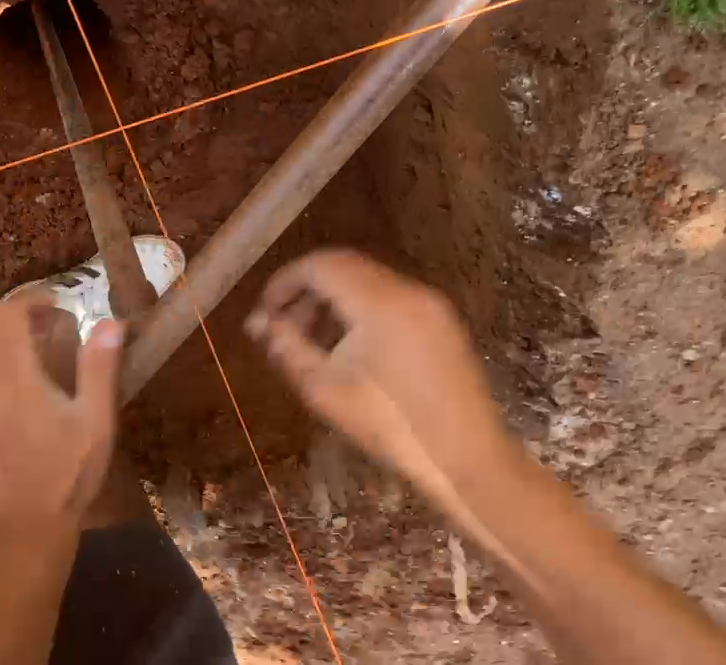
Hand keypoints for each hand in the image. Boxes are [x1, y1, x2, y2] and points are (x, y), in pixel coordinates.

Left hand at [0, 290, 123, 526]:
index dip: (30, 300)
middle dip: (12, 313)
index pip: (9, 315)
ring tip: (21, 341)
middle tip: (43, 320)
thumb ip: (100, 368)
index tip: (55, 302)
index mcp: (15, 375)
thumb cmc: (68, 471)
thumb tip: (111, 322)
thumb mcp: (95, 421)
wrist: (27, 520)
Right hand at [247, 249, 514, 499]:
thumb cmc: (391, 427)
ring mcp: (430, 305)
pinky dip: (358, 305)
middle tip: (283, 320)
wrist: (468, 461)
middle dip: (306, 286)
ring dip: (331, 295)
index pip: (319, 265)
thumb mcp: (325, 388)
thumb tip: (257, 322)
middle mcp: (408, 292)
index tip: (266, 310)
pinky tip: (346, 342)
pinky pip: (389, 295)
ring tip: (311, 335)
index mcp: (379, 304)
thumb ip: (286, 346)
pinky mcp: (442, 321)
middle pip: (343, 265)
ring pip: (366, 278)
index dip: (284, 281)